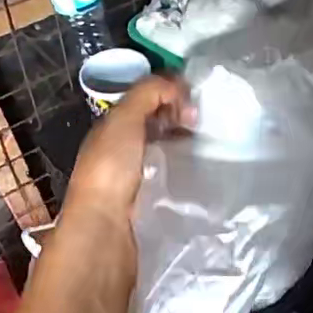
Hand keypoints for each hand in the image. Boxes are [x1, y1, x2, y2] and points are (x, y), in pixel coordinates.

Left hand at [65, 75, 191, 222]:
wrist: (105, 227)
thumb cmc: (111, 168)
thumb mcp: (124, 119)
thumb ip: (148, 94)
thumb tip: (178, 85)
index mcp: (111, 128)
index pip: (144, 101)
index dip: (169, 94)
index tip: (194, 100)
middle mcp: (120, 150)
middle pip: (156, 125)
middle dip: (180, 118)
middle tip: (204, 124)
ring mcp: (134, 177)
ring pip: (165, 150)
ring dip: (184, 144)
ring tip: (208, 146)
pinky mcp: (148, 202)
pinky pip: (171, 175)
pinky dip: (185, 168)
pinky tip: (199, 171)